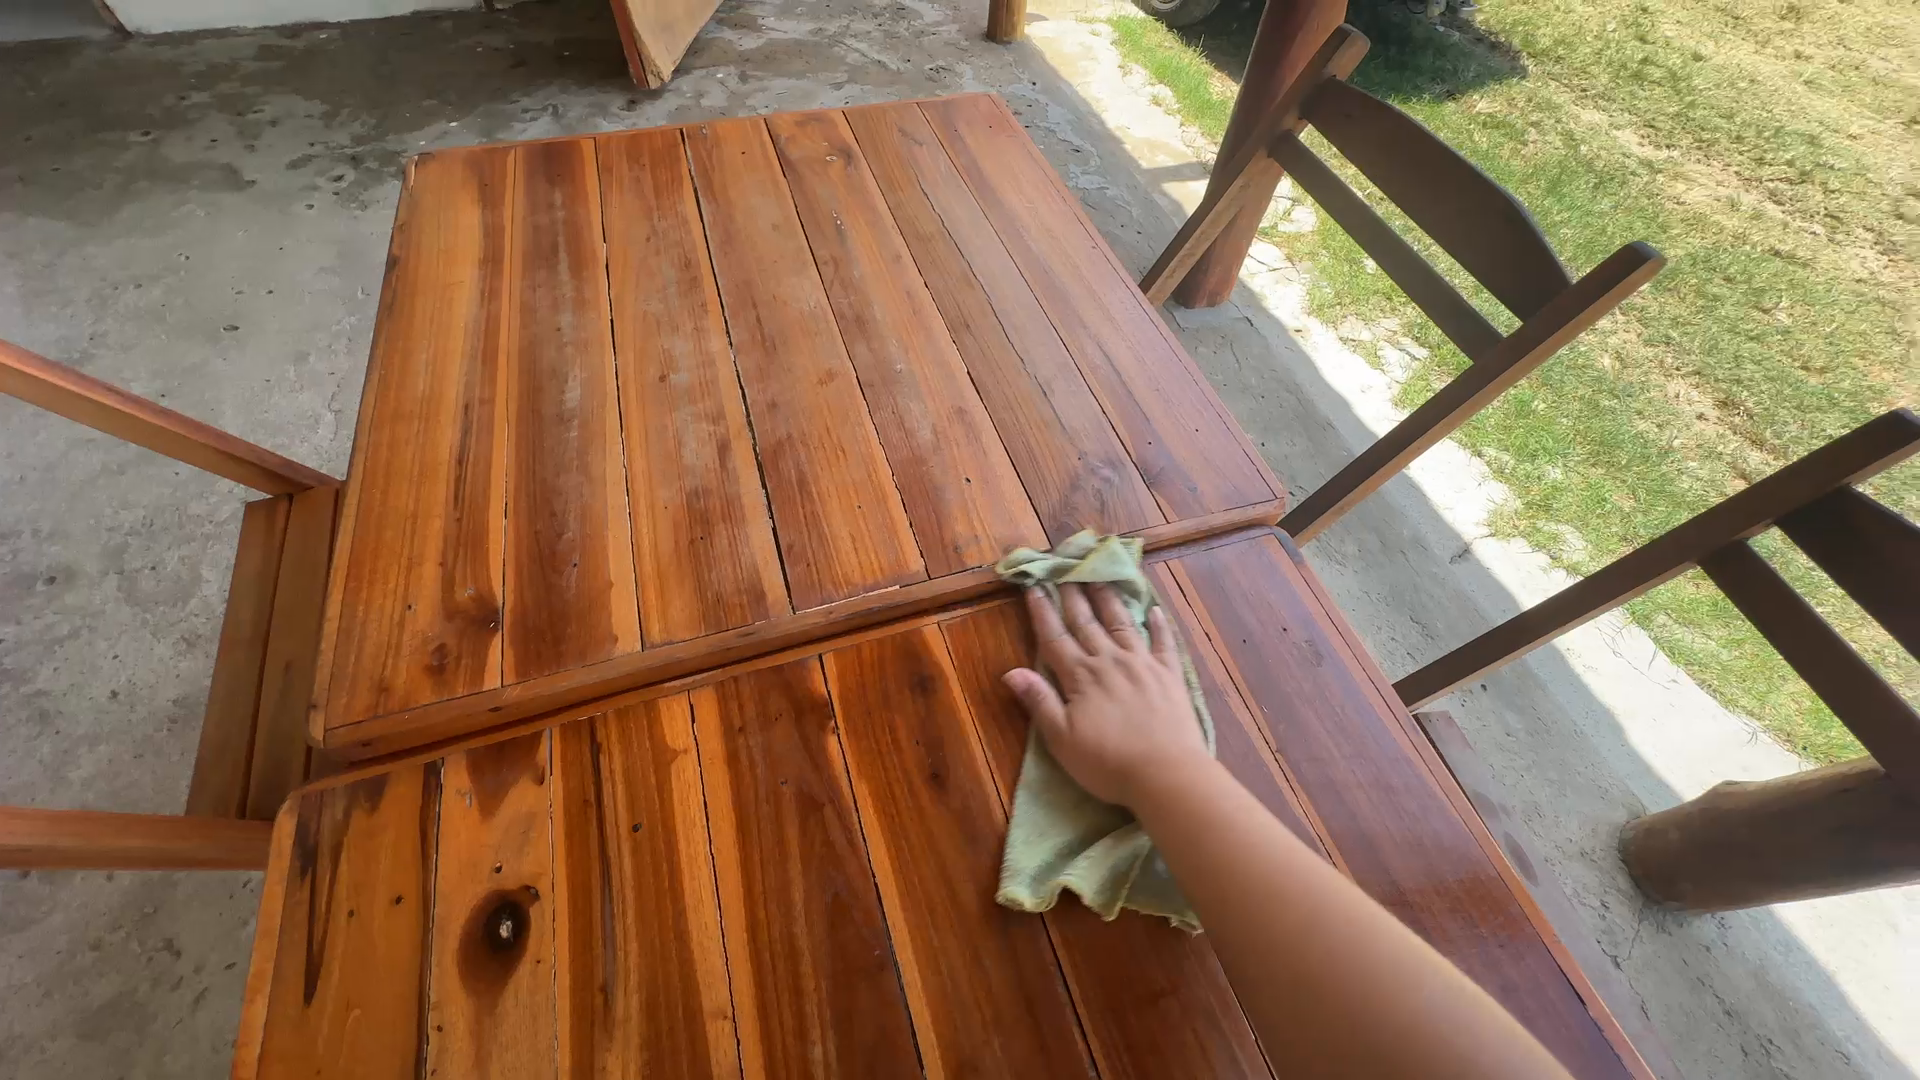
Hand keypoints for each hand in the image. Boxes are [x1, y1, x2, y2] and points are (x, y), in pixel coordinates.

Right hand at [1001, 583, 1211, 808]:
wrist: (1167, 775)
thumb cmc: (1107, 763)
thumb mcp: (1062, 740)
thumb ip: (1039, 702)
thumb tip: (1011, 671)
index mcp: (1080, 677)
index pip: (1054, 638)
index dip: (1042, 612)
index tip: (1034, 587)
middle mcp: (1109, 661)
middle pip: (1086, 622)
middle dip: (1072, 595)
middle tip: (1066, 568)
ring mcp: (1142, 664)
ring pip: (1121, 623)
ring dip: (1108, 599)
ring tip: (1100, 577)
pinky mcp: (1169, 675)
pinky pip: (1164, 643)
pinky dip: (1159, 625)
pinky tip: (1154, 610)